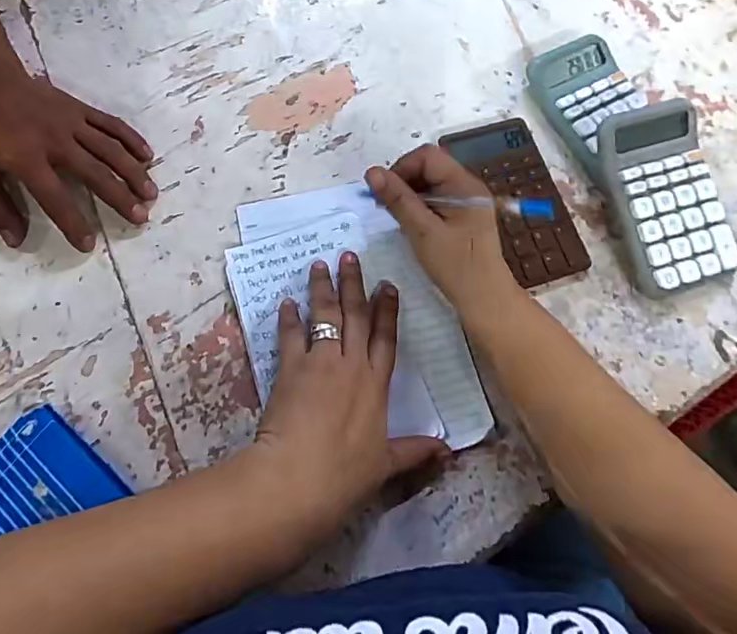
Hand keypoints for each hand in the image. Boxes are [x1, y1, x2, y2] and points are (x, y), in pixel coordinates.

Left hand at [0, 50, 155, 251]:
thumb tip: (17, 240)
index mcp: (26, 159)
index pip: (55, 198)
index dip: (73, 223)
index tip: (89, 243)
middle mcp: (55, 142)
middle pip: (95, 173)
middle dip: (120, 197)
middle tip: (141, 217)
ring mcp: (72, 123)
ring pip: (110, 150)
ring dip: (133, 172)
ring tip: (150, 192)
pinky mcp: (81, 109)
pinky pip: (111, 124)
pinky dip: (131, 139)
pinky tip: (147, 155)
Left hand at [245, 253, 447, 535]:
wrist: (298, 479)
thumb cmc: (345, 475)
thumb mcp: (385, 465)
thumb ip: (414, 451)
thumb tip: (449, 450)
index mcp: (376, 385)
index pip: (385, 338)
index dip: (386, 310)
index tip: (386, 284)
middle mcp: (350, 366)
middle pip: (354, 316)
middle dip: (353, 284)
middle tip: (349, 256)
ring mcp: (319, 363)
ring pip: (324, 316)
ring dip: (321, 289)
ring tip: (319, 264)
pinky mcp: (290, 368)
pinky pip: (291, 336)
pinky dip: (289, 318)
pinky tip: (287, 302)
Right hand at [365, 145, 515, 306]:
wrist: (485, 299)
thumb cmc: (456, 265)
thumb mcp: (422, 231)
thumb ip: (398, 199)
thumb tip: (372, 172)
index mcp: (464, 185)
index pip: (427, 156)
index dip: (402, 167)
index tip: (385, 192)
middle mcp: (468, 186)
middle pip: (429, 166)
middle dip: (404, 180)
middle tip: (387, 205)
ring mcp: (467, 200)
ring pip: (430, 182)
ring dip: (409, 193)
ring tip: (398, 216)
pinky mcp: (463, 214)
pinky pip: (436, 197)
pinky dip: (419, 204)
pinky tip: (411, 223)